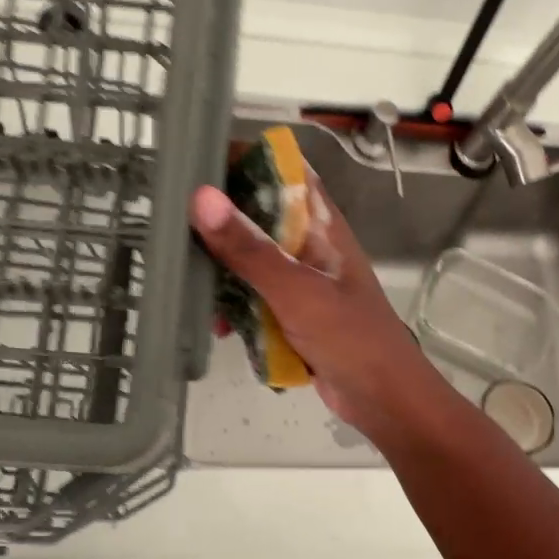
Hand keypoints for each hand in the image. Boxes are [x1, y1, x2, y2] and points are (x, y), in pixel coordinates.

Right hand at [190, 178, 447, 443]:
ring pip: (251, 260)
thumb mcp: (294, 290)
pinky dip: (235, 308)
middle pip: (258, 216)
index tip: (196, 164)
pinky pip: (254, 298)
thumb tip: (201, 197)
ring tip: (190, 285)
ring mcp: (301, 280)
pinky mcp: (293, 314)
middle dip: (220, 222)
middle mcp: (309, 244)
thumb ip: (248, 248)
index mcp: (320, 224)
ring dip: (223, 273)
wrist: (384, 398)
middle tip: (173, 228)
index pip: (282, 171)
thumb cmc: (349, 336)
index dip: (244, 159)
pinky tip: (218, 327)